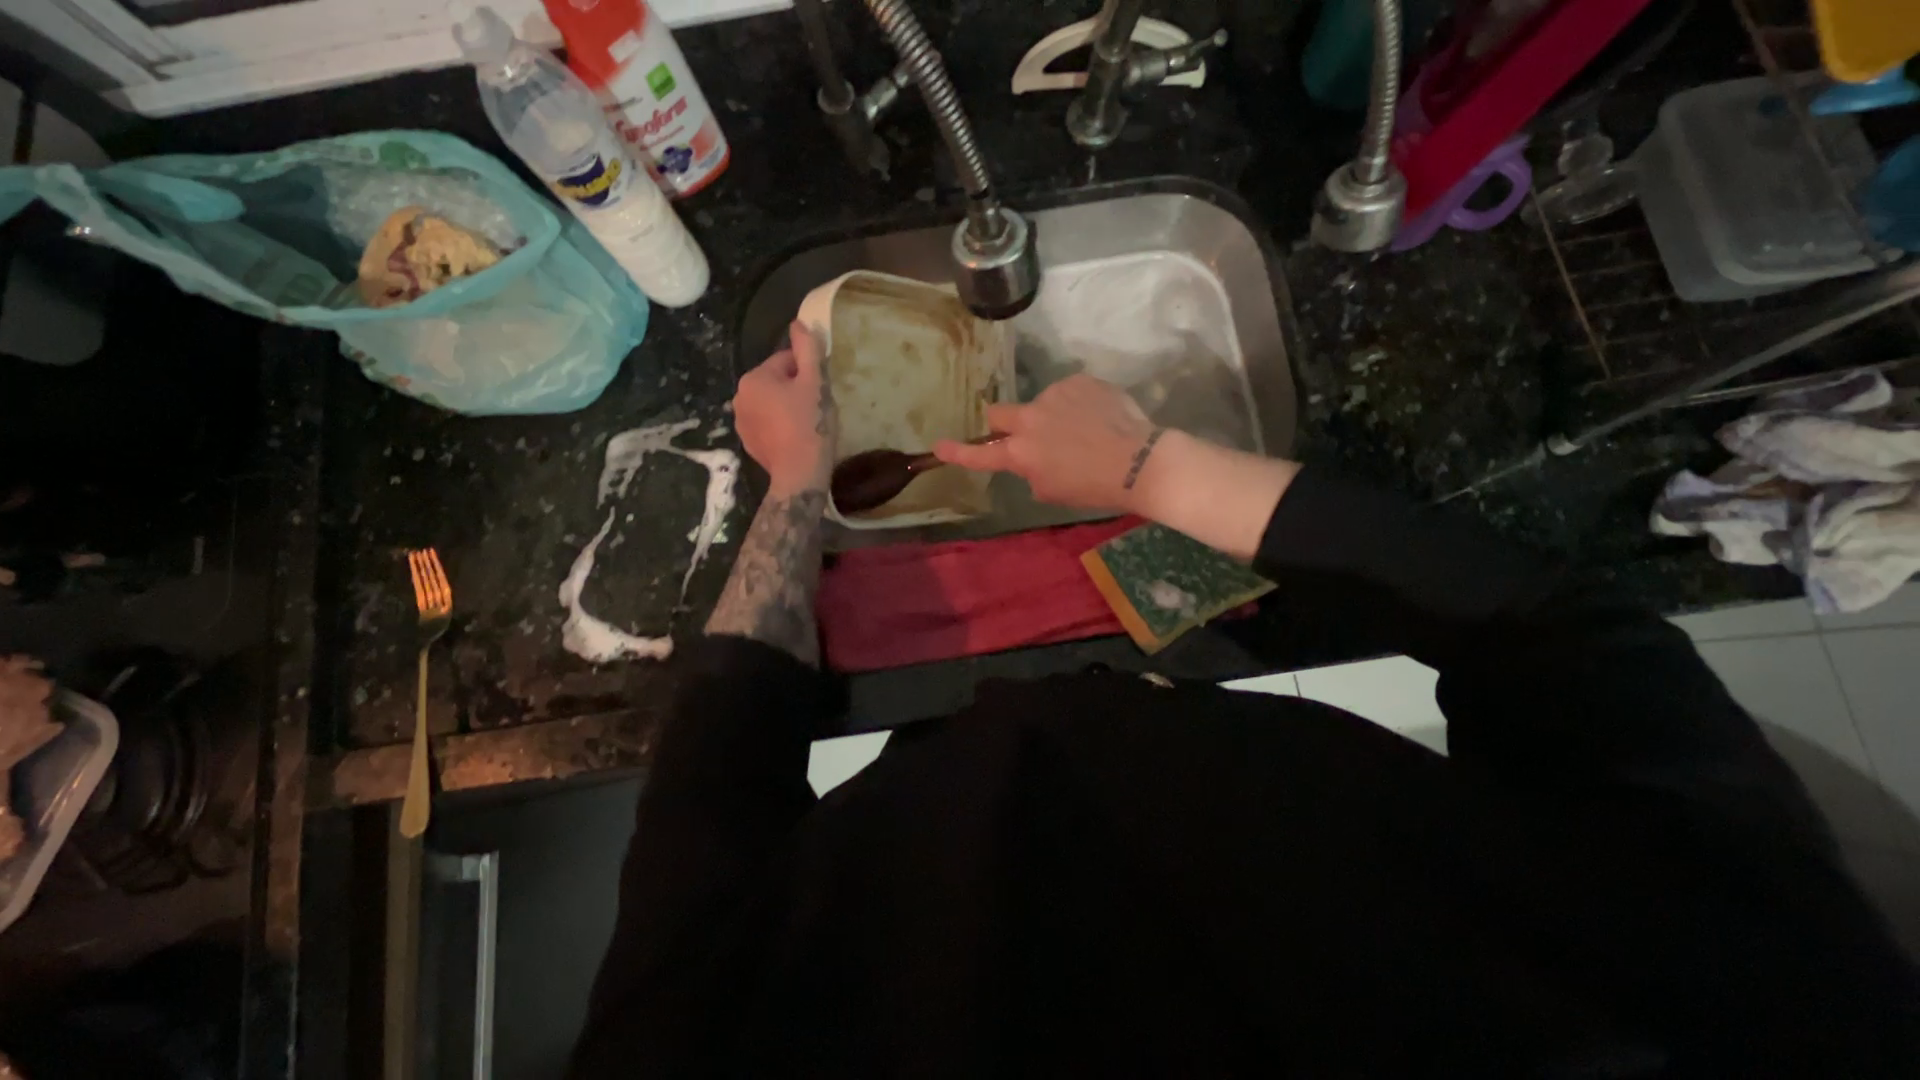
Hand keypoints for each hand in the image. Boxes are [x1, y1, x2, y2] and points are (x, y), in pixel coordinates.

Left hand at [734, 320, 834, 494]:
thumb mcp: (814, 383)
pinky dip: (780, 426)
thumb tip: (799, 322)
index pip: (786, 361)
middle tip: (816, 409)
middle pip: (777, 382)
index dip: (808, 373)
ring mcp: (741, 421)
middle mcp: (740, 396)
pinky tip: (796, 438)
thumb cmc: (809, 425)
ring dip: (788, 407)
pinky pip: (767, 424)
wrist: (799, 475)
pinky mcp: (748, 442)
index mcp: (754, 378)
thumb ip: (807, 349)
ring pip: (772, 403)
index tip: (820, 390)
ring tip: (808, 424)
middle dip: (797, 390)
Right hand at [933, 374, 1159, 512]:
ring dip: (1053, 414)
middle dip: (1005, 422)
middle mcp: (1029, 419)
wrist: (1138, 462)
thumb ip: (1032, 472)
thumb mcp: (1054, 491)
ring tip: (1085, 431)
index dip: (957, 452)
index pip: (980, 454)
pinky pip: (1070, 392)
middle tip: (1029, 435)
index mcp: (1021, 453)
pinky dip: (1079, 404)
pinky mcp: (1079, 381)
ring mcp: (1054, 395)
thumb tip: (1032, 460)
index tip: (938, 446)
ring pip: (1042, 403)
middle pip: (1000, 413)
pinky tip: (1099, 418)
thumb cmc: (1094, 487)